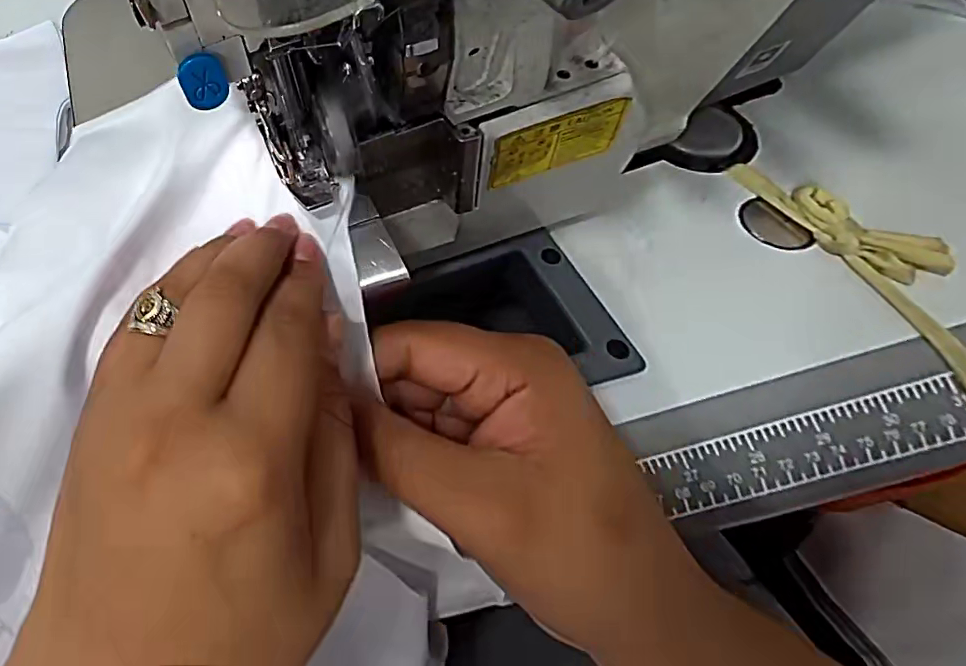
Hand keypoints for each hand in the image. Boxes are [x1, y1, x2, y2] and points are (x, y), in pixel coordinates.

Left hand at [9, 216, 359, 665]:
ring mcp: (123, 407)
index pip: (284, 336)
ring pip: (171, 298)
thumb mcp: (325, 556)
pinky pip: (132, 324)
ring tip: (244, 236)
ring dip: (212, 258)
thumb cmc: (237, 634)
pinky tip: (192, 275)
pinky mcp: (92, 409)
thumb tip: (319, 340)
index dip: (304, 288)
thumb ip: (330, 438)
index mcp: (250, 461)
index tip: (314, 261)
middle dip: (260, 254)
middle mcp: (179, 417)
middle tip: (283, 233)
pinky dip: (166, 288)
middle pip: (225, 299)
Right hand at [356, 323, 829, 665]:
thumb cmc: (584, 558)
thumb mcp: (479, 504)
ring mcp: (497, 400)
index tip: (316, 405)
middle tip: (332, 445)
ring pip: (411, 399)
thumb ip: (395, 449)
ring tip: (360, 468)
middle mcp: (503, 368)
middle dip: (371, 407)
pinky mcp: (491, 431)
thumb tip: (328, 406)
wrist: (648, 623)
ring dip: (386, 434)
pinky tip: (390, 478)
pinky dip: (404, 451)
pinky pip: (428, 427)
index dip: (358, 369)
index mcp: (514, 363)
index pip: (409, 343)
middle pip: (407, 368)